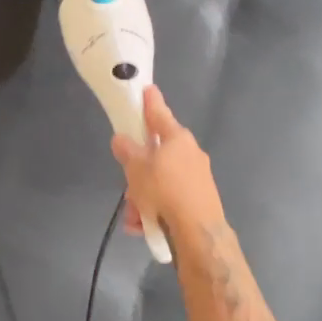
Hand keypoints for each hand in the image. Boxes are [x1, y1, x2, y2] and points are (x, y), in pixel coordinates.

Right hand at [111, 87, 226, 239]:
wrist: (197, 231)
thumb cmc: (164, 190)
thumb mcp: (136, 168)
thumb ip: (126, 150)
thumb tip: (121, 139)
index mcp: (177, 139)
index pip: (159, 114)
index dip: (150, 102)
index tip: (147, 89)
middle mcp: (190, 153)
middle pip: (156, 155)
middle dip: (137, 174)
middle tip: (128, 187)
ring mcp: (197, 178)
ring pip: (159, 182)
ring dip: (143, 198)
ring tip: (134, 218)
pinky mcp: (199, 200)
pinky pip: (169, 199)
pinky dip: (155, 210)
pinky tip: (144, 226)